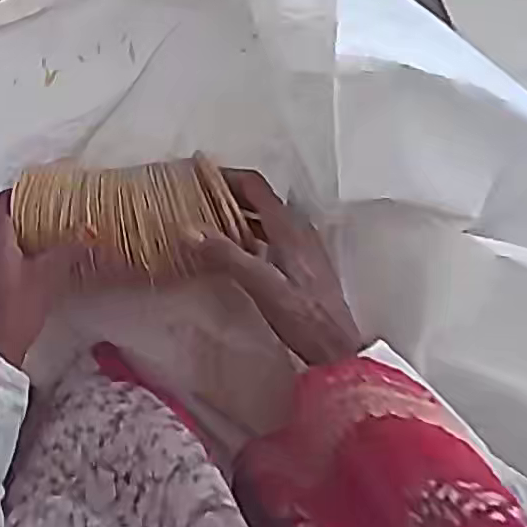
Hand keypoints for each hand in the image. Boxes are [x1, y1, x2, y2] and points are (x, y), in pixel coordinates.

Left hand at [0, 191, 89, 366]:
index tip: (41, 187)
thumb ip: (68, 250)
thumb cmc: (16, 309)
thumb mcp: (47, 276)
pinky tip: (43, 256)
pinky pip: (5, 252)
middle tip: (53, 207)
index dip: (20, 191)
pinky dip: (22, 246)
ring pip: (5, 235)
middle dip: (28, 209)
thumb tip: (89, 230)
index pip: (2, 202)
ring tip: (53, 228)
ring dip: (26, 229)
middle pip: (4, 217)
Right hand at [188, 169, 363, 366]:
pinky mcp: (302, 260)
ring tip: (209, 220)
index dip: (226, 176)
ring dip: (238, 212)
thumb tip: (189, 229)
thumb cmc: (302, 316)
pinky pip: (271, 231)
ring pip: (265, 215)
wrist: (338, 350)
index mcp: (287, 226)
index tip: (200, 176)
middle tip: (198, 198)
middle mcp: (297, 227)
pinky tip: (234, 247)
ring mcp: (302, 243)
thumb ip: (226, 255)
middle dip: (228, 192)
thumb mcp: (260, 285)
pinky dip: (249, 229)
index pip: (254, 185)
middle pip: (259, 197)